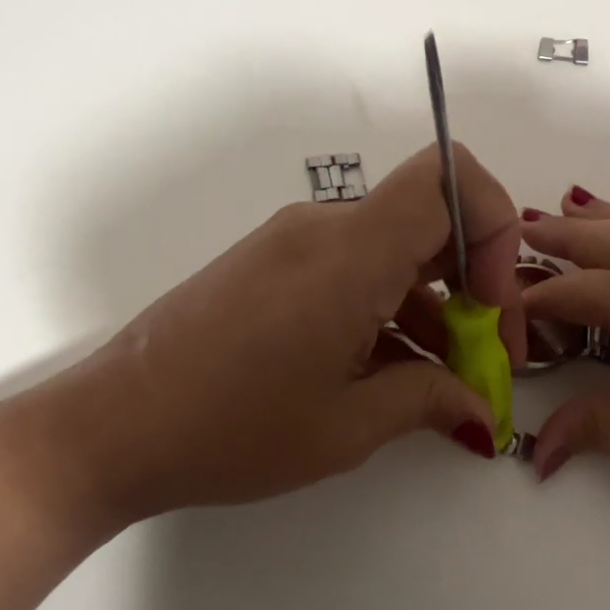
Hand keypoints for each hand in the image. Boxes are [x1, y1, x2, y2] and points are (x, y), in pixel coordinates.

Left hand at [11, 143, 525, 531]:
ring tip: (439, 385)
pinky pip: (346, 271)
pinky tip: (386, 374)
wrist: (113, 429)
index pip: (449, 179)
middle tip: (485, 360)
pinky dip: (382, 312)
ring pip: (387, 252)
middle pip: (426, 219)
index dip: (496, 233)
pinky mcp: (264, 269)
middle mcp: (319, 230)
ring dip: (430, 308)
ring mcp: (286, 246)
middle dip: (473, 284)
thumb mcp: (344, 427)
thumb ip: (426, 401)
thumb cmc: (231, 430)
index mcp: (347, 255)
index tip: (496, 311)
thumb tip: (477, 405)